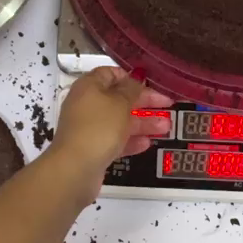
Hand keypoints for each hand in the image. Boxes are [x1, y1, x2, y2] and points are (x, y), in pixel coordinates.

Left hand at [47, 67, 172, 197]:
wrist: (75, 168)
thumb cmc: (99, 127)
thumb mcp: (120, 103)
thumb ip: (132, 90)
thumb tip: (135, 81)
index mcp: (89, 86)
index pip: (111, 74)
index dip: (132, 78)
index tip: (151, 84)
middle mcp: (87, 104)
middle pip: (118, 98)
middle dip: (144, 103)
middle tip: (167, 107)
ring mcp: (89, 127)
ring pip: (119, 121)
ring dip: (142, 123)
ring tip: (165, 127)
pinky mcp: (92, 148)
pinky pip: (114, 140)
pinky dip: (130, 140)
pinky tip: (147, 143)